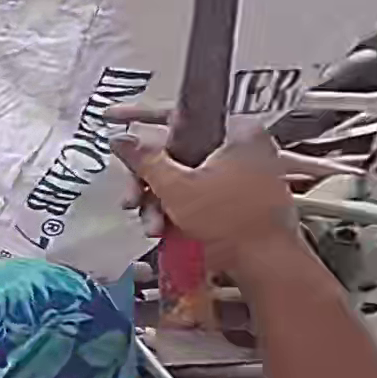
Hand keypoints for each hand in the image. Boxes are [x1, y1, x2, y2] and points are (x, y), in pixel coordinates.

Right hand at [112, 120, 301, 273]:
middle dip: (146, 180)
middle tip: (131, 197)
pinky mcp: (236, 195)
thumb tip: (119, 138)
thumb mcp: (174, 186)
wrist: (265, 262)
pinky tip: (163, 227)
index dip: (138, 119)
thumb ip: (143, 159)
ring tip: (151, 223)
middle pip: (173, 152)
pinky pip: (193, 192)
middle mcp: (240, 146)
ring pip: (180, 175)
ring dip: (156, 200)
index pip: (176, 115)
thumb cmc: (228, 219)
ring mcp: (239, 171)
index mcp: (234, 132)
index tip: (111, 118)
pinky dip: (173, 208)